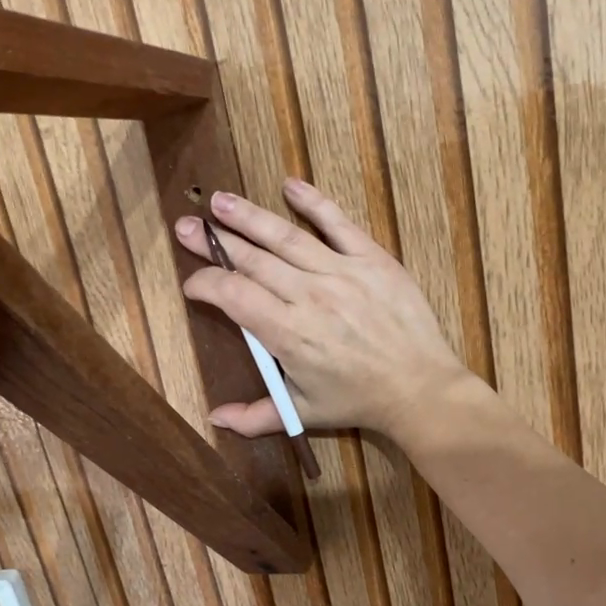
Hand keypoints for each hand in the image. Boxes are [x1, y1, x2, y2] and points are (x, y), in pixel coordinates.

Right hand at [174, 178, 473, 442]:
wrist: (419, 387)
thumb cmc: (358, 400)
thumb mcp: (302, 411)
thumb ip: (255, 416)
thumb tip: (215, 419)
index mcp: (288, 333)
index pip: (233, 295)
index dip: (206, 285)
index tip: (192, 285)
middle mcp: (309, 296)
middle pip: (251, 260)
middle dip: (214, 243)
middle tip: (186, 226)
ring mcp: (341, 273)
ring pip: (285, 237)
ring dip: (249, 216)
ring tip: (220, 200)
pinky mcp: (371, 259)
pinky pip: (338, 224)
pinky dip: (314, 203)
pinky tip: (290, 185)